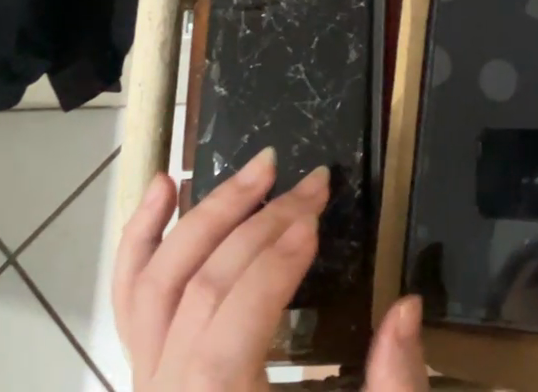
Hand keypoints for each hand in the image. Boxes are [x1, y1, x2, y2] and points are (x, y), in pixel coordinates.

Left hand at [114, 148, 429, 391]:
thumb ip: (393, 387)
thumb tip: (406, 303)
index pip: (234, 316)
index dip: (276, 256)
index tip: (320, 212)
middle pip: (201, 284)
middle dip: (260, 222)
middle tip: (313, 181)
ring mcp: (148, 388)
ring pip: (156, 282)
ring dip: (205, 214)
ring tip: (256, 167)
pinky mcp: (148, 380)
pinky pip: (131, 301)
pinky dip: (142, 238)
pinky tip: (164, 187)